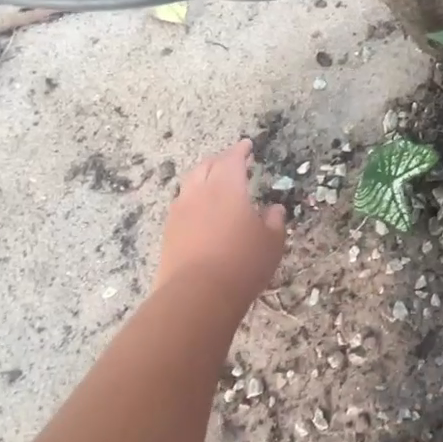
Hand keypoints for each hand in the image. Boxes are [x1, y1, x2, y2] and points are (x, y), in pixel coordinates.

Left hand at [154, 140, 286, 307]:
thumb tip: (273, 209)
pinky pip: (181, 205)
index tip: (247, 146)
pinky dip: (193, 200)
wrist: (196, 296)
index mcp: (227, 187)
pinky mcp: (168, 233)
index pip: (232, 159)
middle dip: (219, 160)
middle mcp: (200, 193)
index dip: (240, 150)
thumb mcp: (271, 242)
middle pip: (206, 166)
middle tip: (231, 162)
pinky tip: (201, 212)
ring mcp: (180, 213)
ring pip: (190, 184)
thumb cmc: (242, 262)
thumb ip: (274, 221)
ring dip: (203, 178)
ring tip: (214, 184)